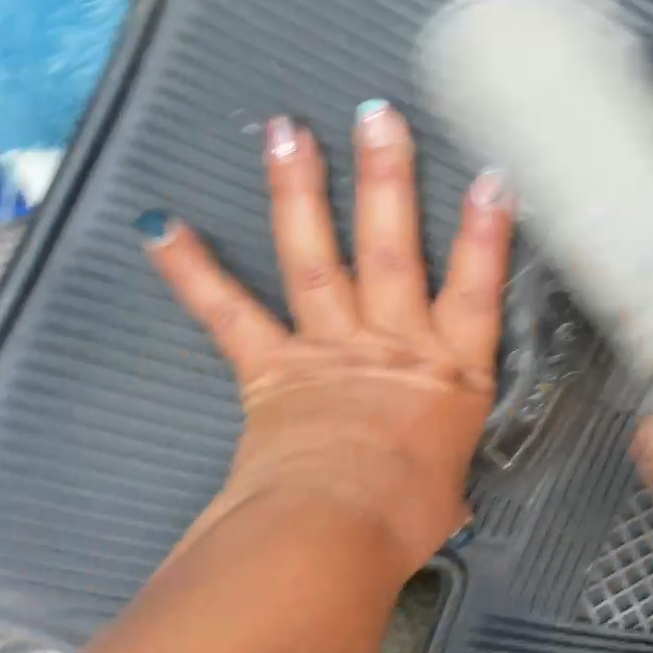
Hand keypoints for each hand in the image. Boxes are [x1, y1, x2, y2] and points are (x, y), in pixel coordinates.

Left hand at [139, 101, 511, 579]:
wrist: (330, 536)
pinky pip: (230, 312)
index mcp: (453, 370)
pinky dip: (194, 269)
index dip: (486, 234)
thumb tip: (439, 485)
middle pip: (393, 250)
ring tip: (287, 131)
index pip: (477, 288)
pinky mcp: (271, 366)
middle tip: (378, 116)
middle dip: (387, 180)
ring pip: (317, 258)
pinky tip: (161, 225)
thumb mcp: (449, 486)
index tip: (492, 178)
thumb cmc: (408, 515)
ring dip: (301, 192)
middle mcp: (396, 343)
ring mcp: (331, 347)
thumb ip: (442, 461)